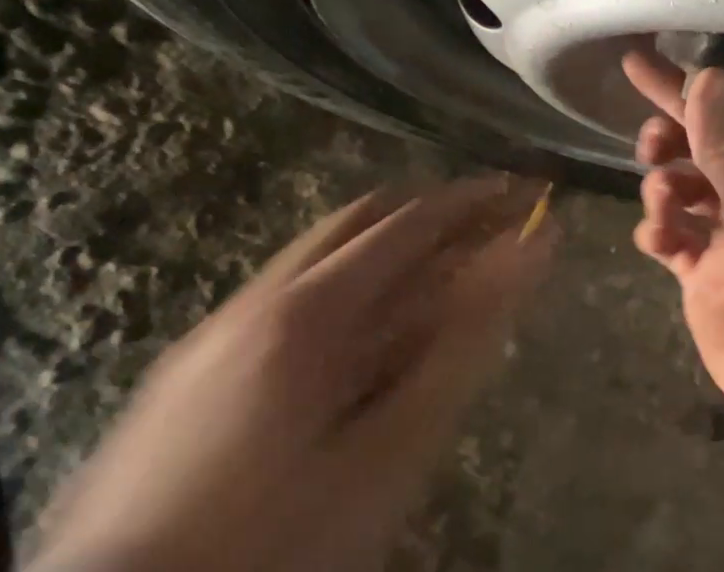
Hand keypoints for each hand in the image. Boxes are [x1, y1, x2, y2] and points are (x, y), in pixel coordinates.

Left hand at [31, 177, 554, 571]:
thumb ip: (467, 337)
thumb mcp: (395, 440)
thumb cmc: (281, 532)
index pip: (410, 222)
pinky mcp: (189, 377)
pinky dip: (350, 289)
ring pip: (318, 262)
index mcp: (306, 312)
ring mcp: (212, 338)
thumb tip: (534, 245)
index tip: (532, 190)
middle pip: (359, 224)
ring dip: (392, 249)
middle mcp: (253, 304)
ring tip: (452, 269)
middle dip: (434, 212)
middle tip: (498, 219)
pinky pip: (288, 303)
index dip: (477, 201)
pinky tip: (373, 333)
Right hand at [623, 50, 723, 492]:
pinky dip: (660, 234)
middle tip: (651, 148)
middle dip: (670, 142)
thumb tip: (709, 77)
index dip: (682, 92)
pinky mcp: (708, 281)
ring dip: (664, 189)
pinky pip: (674, 241)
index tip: (635, 62)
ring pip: (683, 194)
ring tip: (662, 206)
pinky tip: (656, 242)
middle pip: (701, 153)